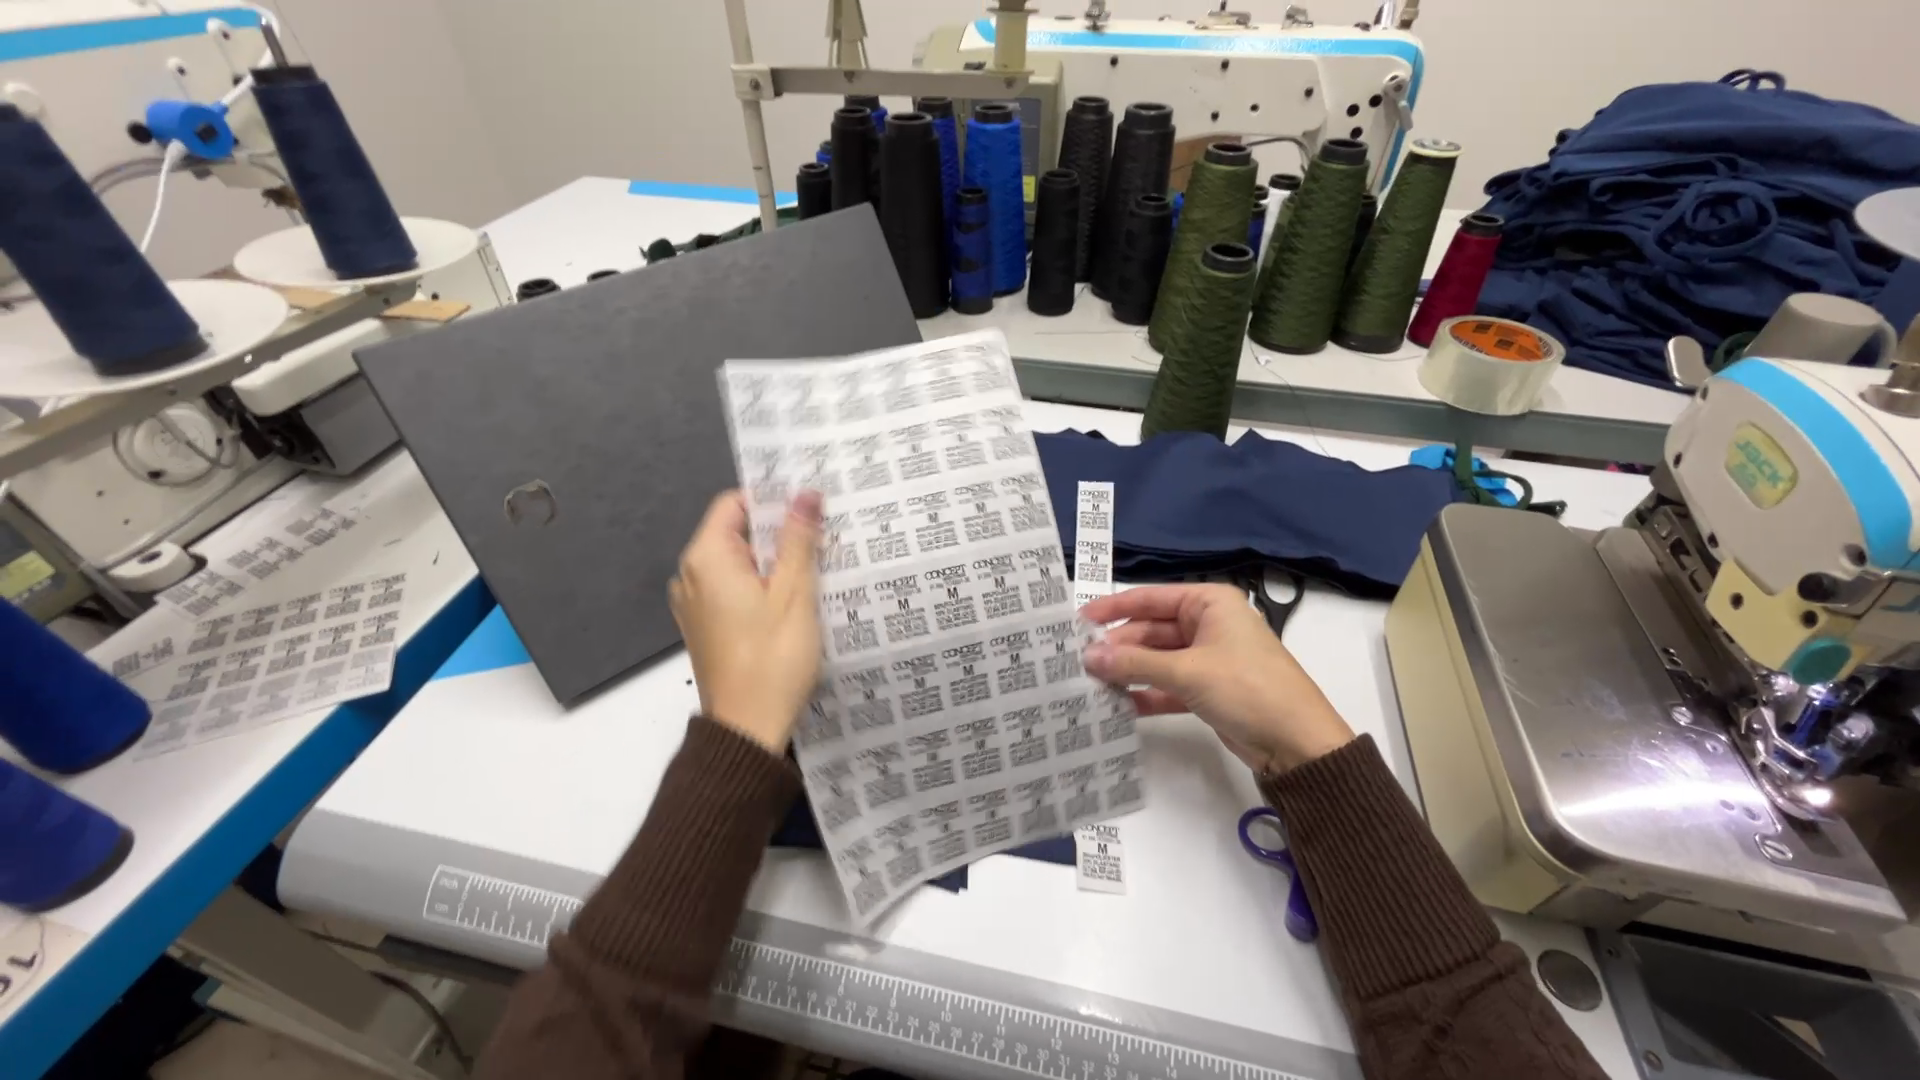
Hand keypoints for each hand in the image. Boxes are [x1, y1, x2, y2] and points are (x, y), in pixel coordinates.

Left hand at [669, 490, 822, 752]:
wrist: (748, 729)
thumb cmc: (773, 657)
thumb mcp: (794, 593)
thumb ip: (799, 539)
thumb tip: (806, 492)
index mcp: (706, 558)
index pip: (733, 503)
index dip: (771, 501)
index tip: (810, 511)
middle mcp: (690, 575)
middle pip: (736, 533)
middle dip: (778, 534)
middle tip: (822, 541)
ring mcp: (694, 604)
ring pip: (738, 564)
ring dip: (774, 563)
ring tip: (814, 573)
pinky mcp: (705, 627)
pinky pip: (733, 590)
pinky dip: (761, 588)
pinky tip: (793, 604)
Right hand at [1081, 584, 1353, 773]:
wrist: (1299, 744)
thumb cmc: (1248, 689)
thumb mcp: (1188, 672)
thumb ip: (1135, 663)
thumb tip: (1088, 657)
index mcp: (1210, 603)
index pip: (1150, 598)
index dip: (1113, 608)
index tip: (1078, 621)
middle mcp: (1208, 624)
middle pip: (1150, 630)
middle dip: (1118, 647)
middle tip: (1079, 663)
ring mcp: (1208, 658)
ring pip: (1157, 659)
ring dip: (1129, 672)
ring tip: (1091, 684)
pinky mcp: (1208, 690)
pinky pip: (1167, 685)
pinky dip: (1146, 693)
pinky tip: (1118, 705)